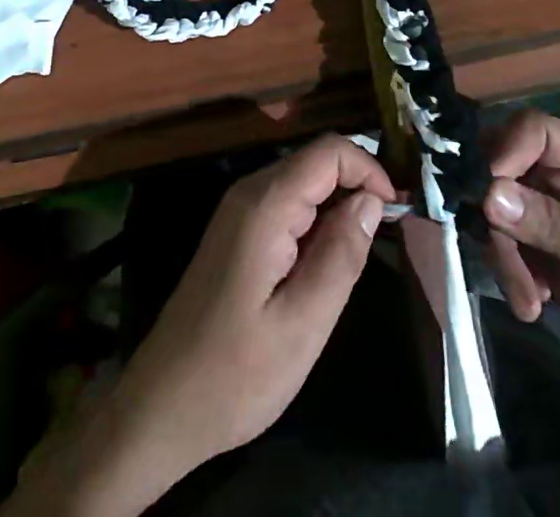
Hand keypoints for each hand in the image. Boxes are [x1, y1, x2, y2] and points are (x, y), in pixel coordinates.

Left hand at [3, 136, 397, 515]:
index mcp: (263, 207)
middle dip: (358, 187)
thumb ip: (342, 254)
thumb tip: (372, 199)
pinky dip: (317, 223)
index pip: (329, 151)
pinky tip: (324, 266)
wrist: (162, 407)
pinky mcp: (236, 235)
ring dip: (340, 207)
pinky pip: (288, 207)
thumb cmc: (235, 375)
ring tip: (359, 257)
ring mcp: (237, 214)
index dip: (370, 170)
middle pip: (316, 162)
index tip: (397, 213)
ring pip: (304, 183)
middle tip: (386, 239)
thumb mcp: (303, 323)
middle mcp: (248, 195)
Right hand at [482, 110, 559, 418]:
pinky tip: (532, 301)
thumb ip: (550, 222)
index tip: (486, 196)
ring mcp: (541, 208)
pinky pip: (495, 240)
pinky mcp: (529, 241)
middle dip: (493, 213)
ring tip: (530, 300)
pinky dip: (505, 270)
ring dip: (501, 253)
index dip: (504, 152)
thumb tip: (488, 194)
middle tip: (500, 254)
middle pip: (500, 166)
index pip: (531, 129)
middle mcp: (559, 174)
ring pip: (491, 208)